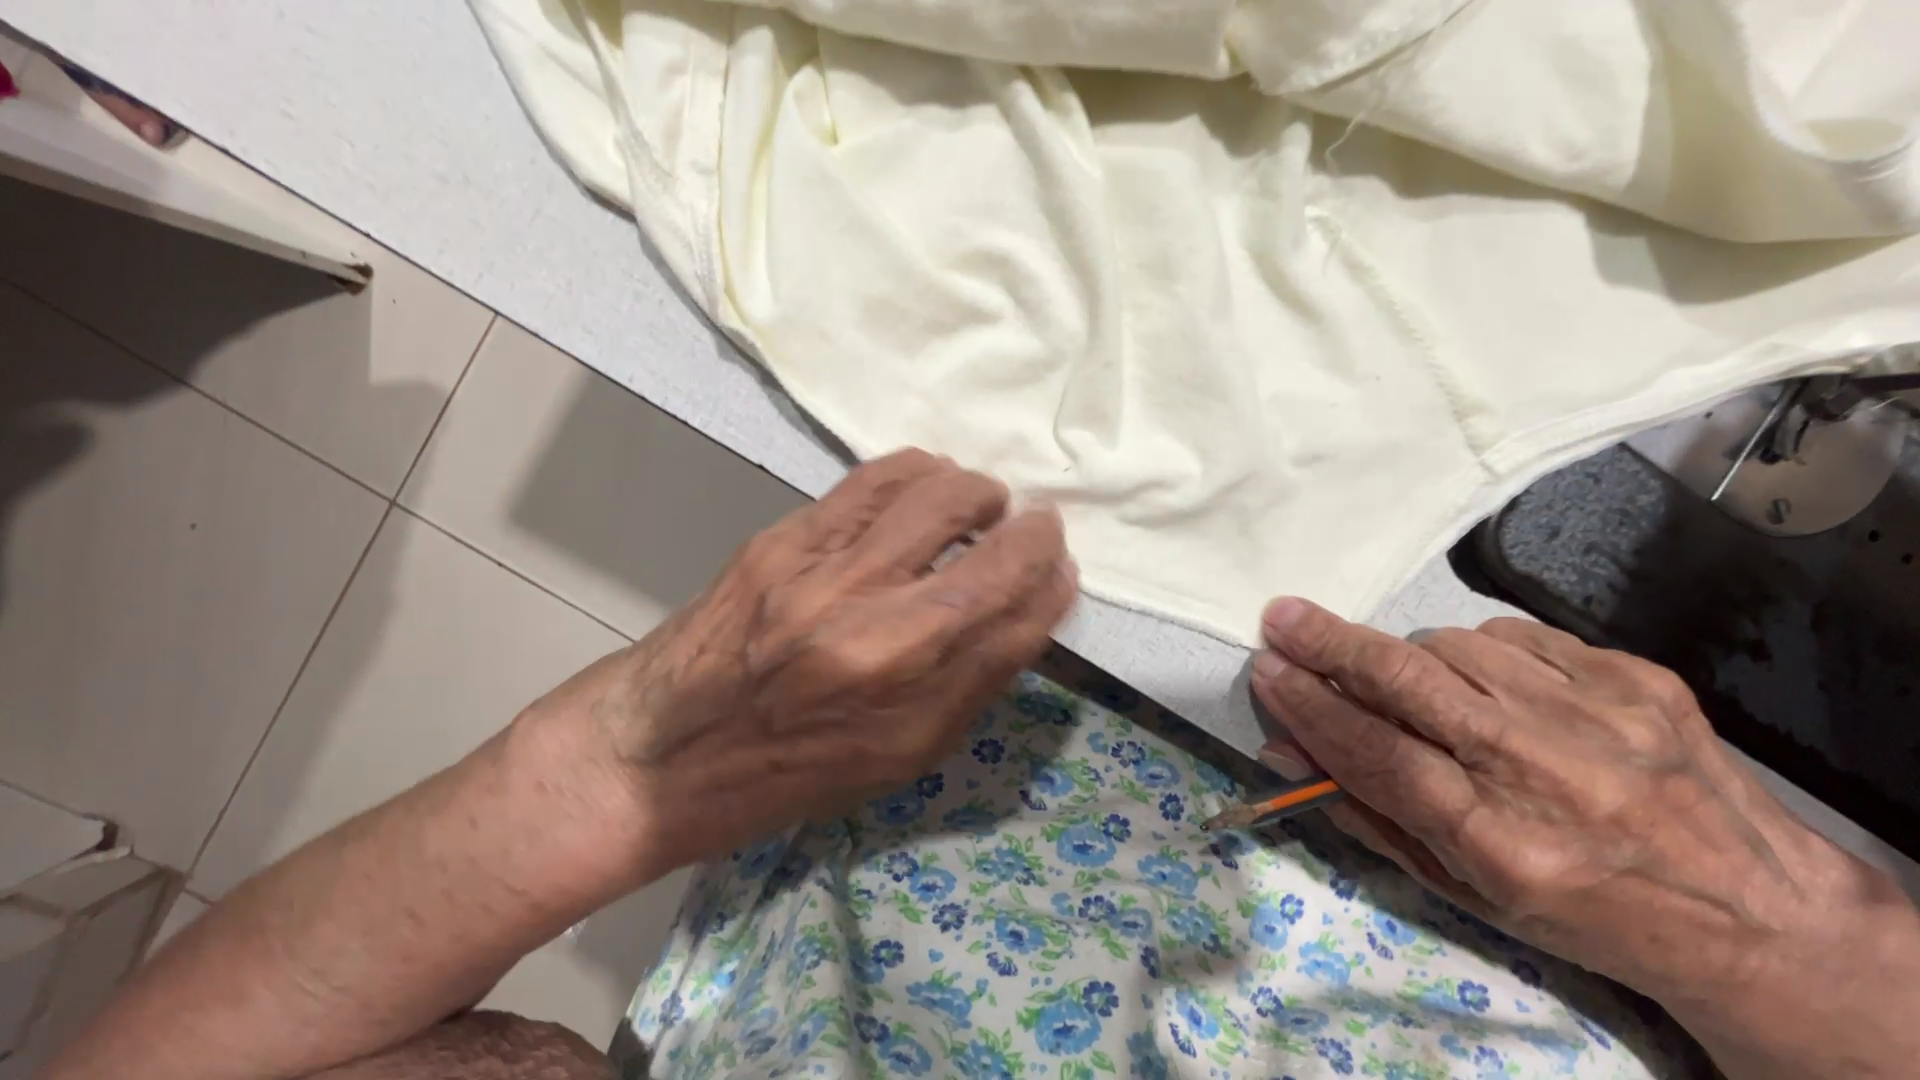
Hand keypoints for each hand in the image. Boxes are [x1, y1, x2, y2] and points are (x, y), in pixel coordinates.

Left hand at [530, 449, 1076, 875]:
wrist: (659, 754)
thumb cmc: (786, 774)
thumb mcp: (896, 759)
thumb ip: (968, 684)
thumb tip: (1024, 608)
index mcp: (911, 713)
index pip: (1017, 626)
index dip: (1053, 587)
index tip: (1060, 567)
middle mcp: (875, 640)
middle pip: (990, 558)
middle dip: (1031, 533)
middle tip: (1030, 528)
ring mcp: (823, 580)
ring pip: (936, 498)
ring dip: (977, 493)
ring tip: (980, 503)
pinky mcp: (781, 541)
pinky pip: (872, 480)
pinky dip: (917, 473)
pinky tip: (927, 482)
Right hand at [1249, 599, 1919, 1077]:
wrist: (1756, 912)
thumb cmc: (1585, 914)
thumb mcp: (1467, 891)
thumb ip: (1370, 812)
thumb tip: (1288, 746)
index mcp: (1507, 845)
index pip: (1382, 755)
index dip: (1314, 708)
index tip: (1266, 669)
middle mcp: (1553, 772)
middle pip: (1415, 683)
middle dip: (1334, 646)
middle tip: (1282, 618)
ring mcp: (1603, 714)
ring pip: (1458, 646)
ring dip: (1409, 656)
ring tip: (1407, 682)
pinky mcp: (1637, 677)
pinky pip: (1514, 635)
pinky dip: (1475, 649)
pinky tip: (1480, 679)